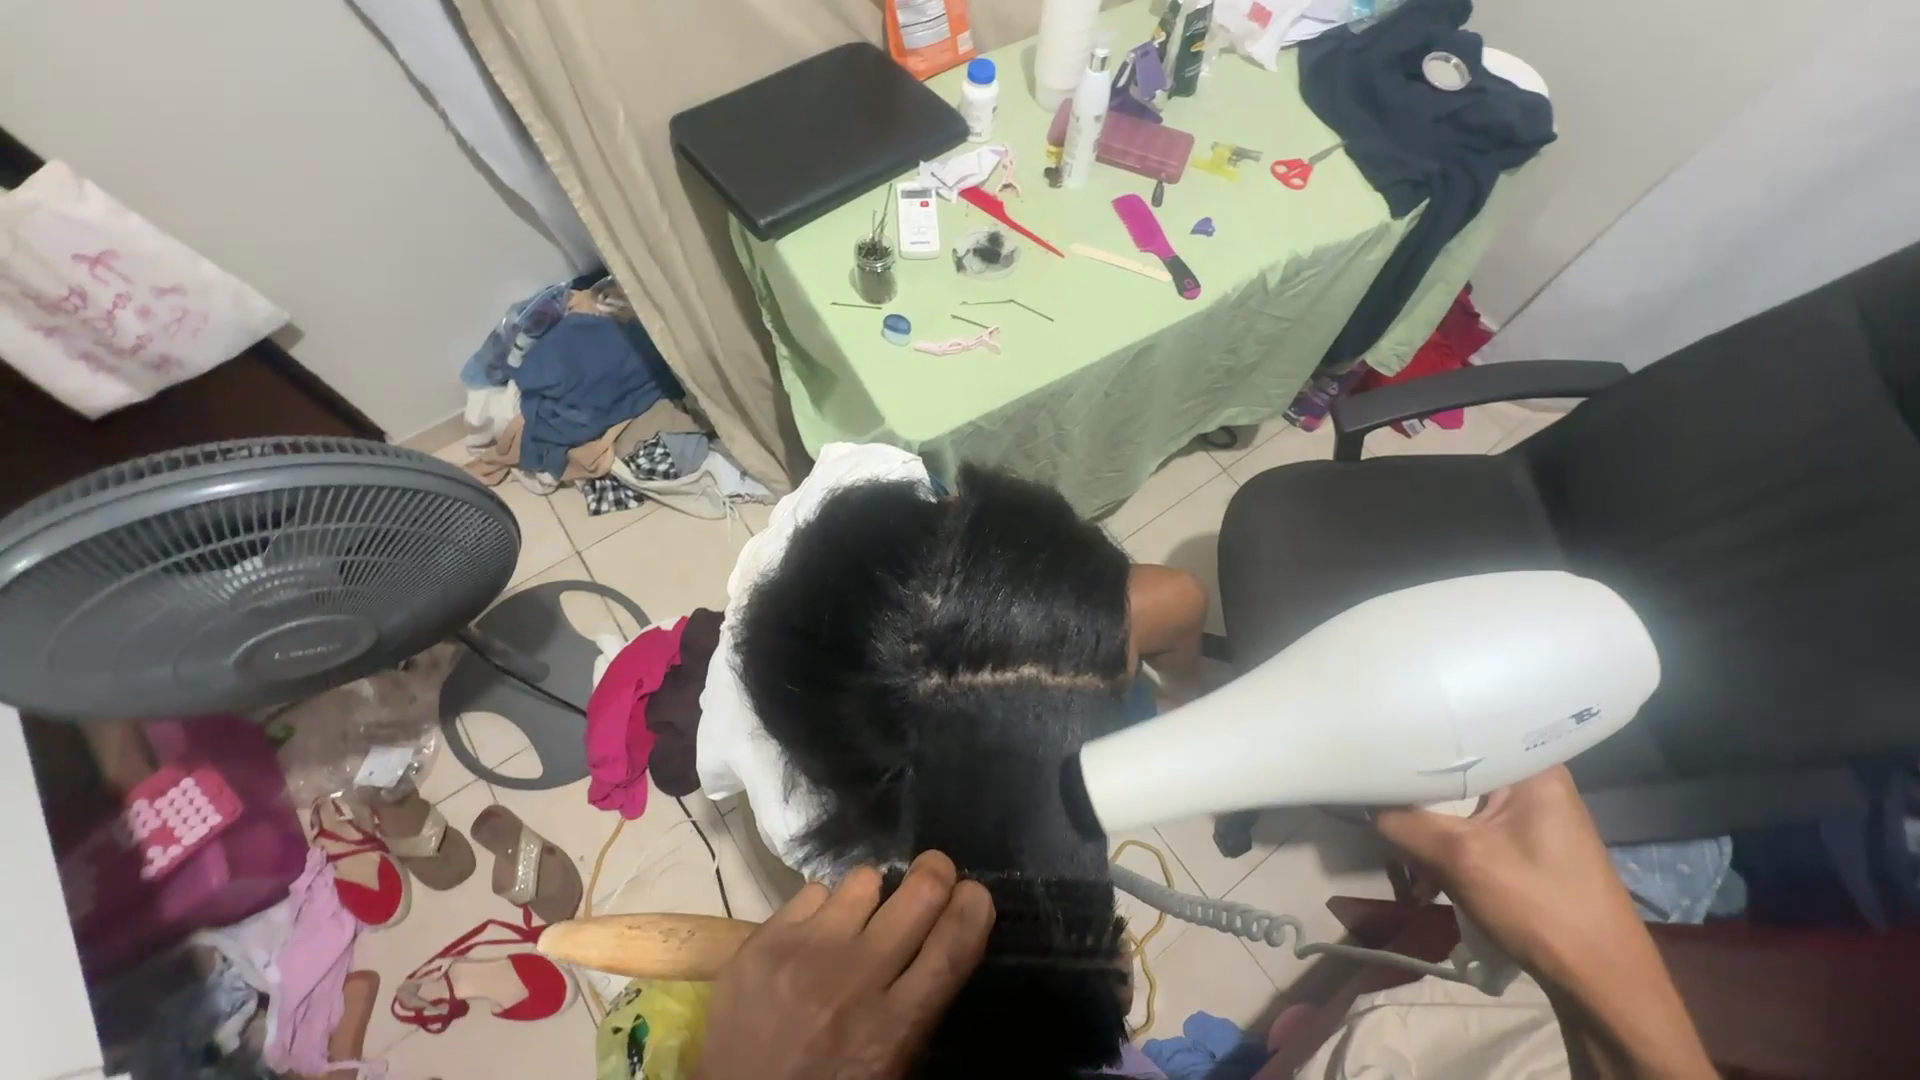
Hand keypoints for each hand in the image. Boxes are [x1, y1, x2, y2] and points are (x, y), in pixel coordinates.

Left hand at [694, 850, 993, 1079]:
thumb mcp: (891, 1064)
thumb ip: (920, 1001)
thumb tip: (946, 931)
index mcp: (893, 1028)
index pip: (953, 945)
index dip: (974, 907)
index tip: (973, 895)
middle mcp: (854, 981)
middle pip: (920, 893)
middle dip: (935, 872)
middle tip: (933, 874)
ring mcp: (804, 954)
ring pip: (864, 879)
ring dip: (871, 894)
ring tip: (860, 917)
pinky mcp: (762, 941)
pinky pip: (814, 890)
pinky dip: (823, 907)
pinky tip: (815, 934)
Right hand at [1372, 765, 1643, 987]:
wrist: (1603, 986)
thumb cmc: (1540, 908)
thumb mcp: (1459, 858)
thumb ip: (1403, 822)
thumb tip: (1362, 802)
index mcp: (1532, 769)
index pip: (1458, 736)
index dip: (1412, 744)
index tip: (1372, 752)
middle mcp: (1535, 782)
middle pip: (1455, 772)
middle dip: (1416, 797)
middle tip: (1380, 812)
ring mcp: (1534, 816)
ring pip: (1460, 804)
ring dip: (1428, 829)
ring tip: (1408, 861)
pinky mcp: (1529, 846)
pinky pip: (1473, 829)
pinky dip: (1447, 847)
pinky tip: (1428, 876)